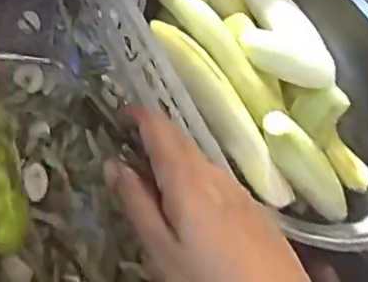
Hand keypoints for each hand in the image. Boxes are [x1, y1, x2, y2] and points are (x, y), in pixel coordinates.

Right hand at [111, 108, 309, 281]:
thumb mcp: (162, 251)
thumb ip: (136, 203)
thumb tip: (112, 163)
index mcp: (184, 174)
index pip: (155, 123)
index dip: (133, 114)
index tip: (116, 122)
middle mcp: (211, 170)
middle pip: (176, 138)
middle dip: (151, 138)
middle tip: (130, 158)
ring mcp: (237, 188)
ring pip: (197, 160)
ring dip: (174, 162)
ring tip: (159, 190)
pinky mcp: (255, 209)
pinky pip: (216, 181)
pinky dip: (197, 182)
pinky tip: (197, 215)